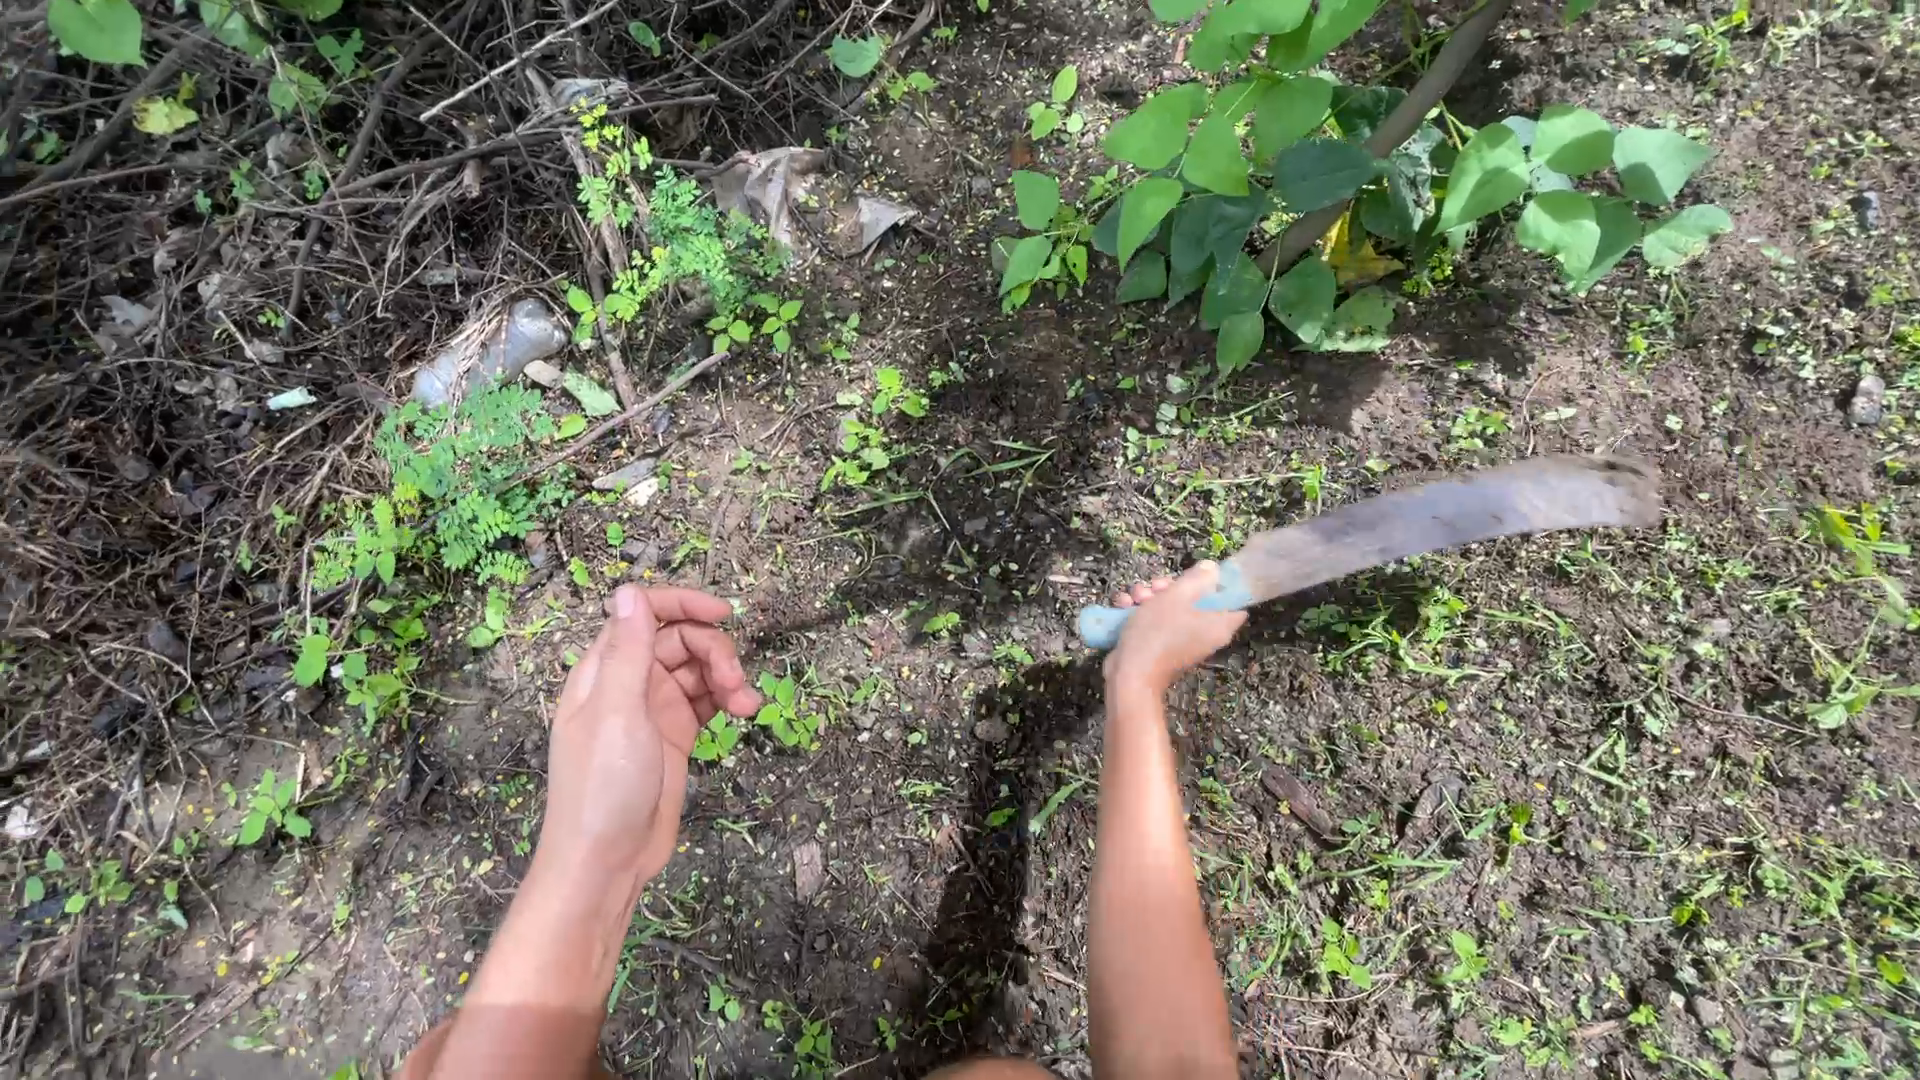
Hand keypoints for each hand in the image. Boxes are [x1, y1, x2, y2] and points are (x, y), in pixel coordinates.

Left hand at [539, 585, 760, 889]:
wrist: (606, 862)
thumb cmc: (602, 787)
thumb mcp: (617, 715)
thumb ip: (627, 652)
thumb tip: (629, 591)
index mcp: (605, 670)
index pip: (644, 614)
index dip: (683, 604)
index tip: (723, 614)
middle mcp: (630, 682)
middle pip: (680, 639)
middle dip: (715, 652)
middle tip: (736, 683)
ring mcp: (655, 709)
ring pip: (699, 668)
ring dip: (727, 676)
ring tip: (745, 706)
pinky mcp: (676, 734)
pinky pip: (708, 698)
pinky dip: (728, 699)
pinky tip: (744, 713)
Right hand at [1102, 562, 1246, 693]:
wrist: (1130, 675)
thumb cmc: (1157, 633)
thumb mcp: (1176, 597)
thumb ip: (1197, 579)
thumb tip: (1213, 569)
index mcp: (1219, 624)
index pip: (1234, 600)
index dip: (1218, 584)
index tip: (1197, 575)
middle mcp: (1205, 633)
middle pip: (1195, 599)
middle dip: (1170, 587)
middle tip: (1155, 588)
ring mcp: (1181, 640)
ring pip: (1170, 607)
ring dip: (1149, 597)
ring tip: (1134, 599)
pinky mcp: (1161, 645)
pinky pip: (1156, 621)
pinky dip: (1140, 612)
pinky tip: (1124, 606)